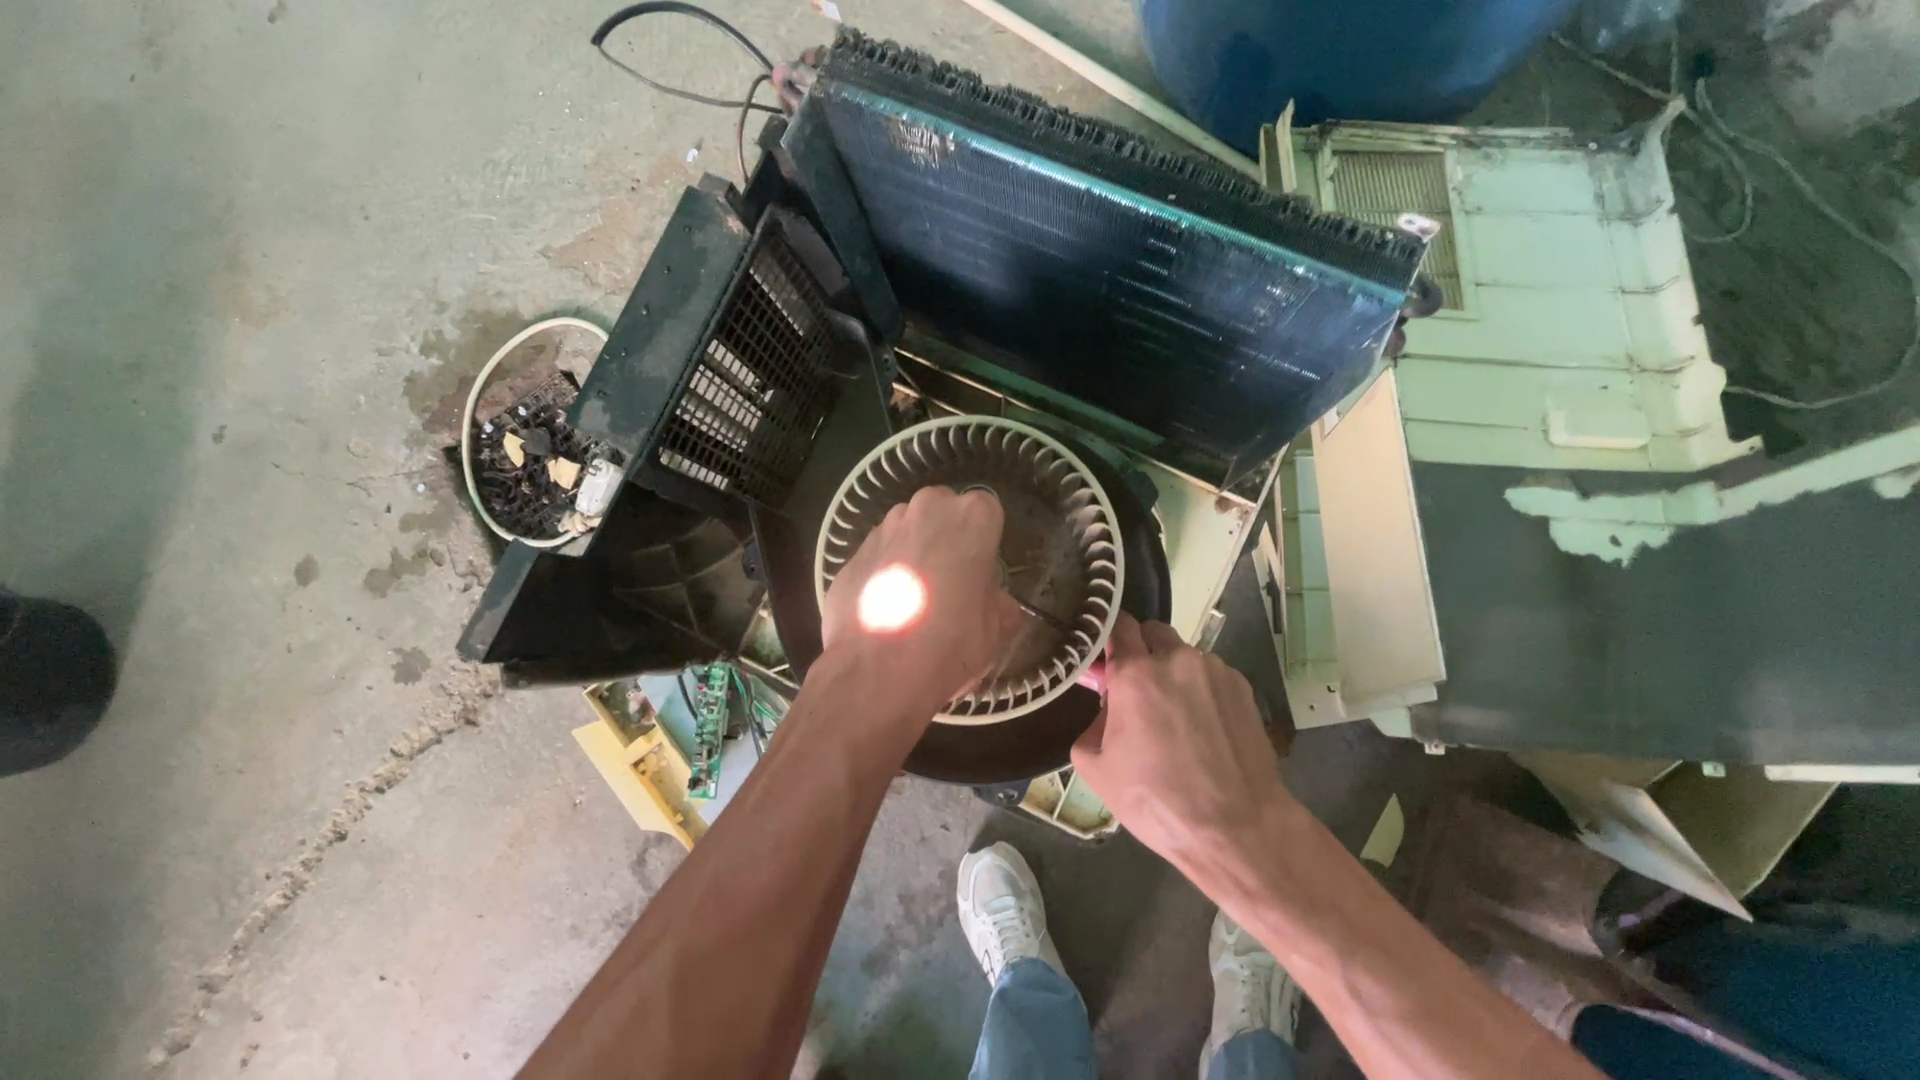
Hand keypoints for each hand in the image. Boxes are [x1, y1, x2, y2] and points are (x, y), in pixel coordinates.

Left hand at [820, 485, 1023, 711]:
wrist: (878, 673)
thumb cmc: (951, 644)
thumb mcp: (997, 629)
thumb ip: (1000, 603)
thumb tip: (995, 602)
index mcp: (969, 518)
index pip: (986, 512)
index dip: (984, 543)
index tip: (980, 572)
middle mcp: (924, 510)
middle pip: (941, 514)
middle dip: (945, 540)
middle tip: (949, 584)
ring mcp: (882, 531)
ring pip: (905, 533)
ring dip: (912, 556)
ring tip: (913, 602)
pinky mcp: (851, 556)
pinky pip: (877, 559)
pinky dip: (883, 576)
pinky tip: (886, 613)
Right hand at [1071, 613, 1295, 861]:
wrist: (1236, 827)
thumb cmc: (1157, 802)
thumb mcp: (1096, 768)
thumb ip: (1093, 721)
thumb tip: (1108, 706)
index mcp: (1135, 675)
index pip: (1117, 626)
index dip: (1108, 638)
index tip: (1105, 660)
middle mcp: (1177, 660)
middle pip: (1153, 632)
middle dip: (1142, 651)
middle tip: (1137, 689)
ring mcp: (1216, 672)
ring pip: (1184, 656)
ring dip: (1174, 673)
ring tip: (1175, 718)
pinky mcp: (1243, 688)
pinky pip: (1211, 676)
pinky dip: (1201, 690)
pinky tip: (1203, 729)